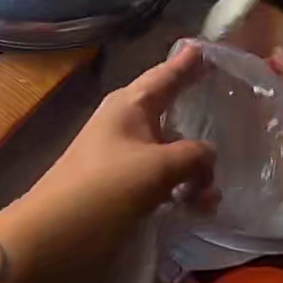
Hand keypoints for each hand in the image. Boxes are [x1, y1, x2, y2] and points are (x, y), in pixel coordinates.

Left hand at [9, 41, 215, 256]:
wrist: (53, 235)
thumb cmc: (104, 189)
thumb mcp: (158, 167)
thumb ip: (194, 156)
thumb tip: (209, 157)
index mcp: (130, 105)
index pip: (165, 75)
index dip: (187, 63)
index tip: (204, 47)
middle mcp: (126, 123)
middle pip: (169, 109)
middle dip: (196, 111)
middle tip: (228, 102)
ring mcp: (123, 155)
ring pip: (170, 150)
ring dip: (194, 166)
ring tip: (214, 192)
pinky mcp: (122, 186)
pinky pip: (162, 178)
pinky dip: (181, 188)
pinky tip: (199, 207)